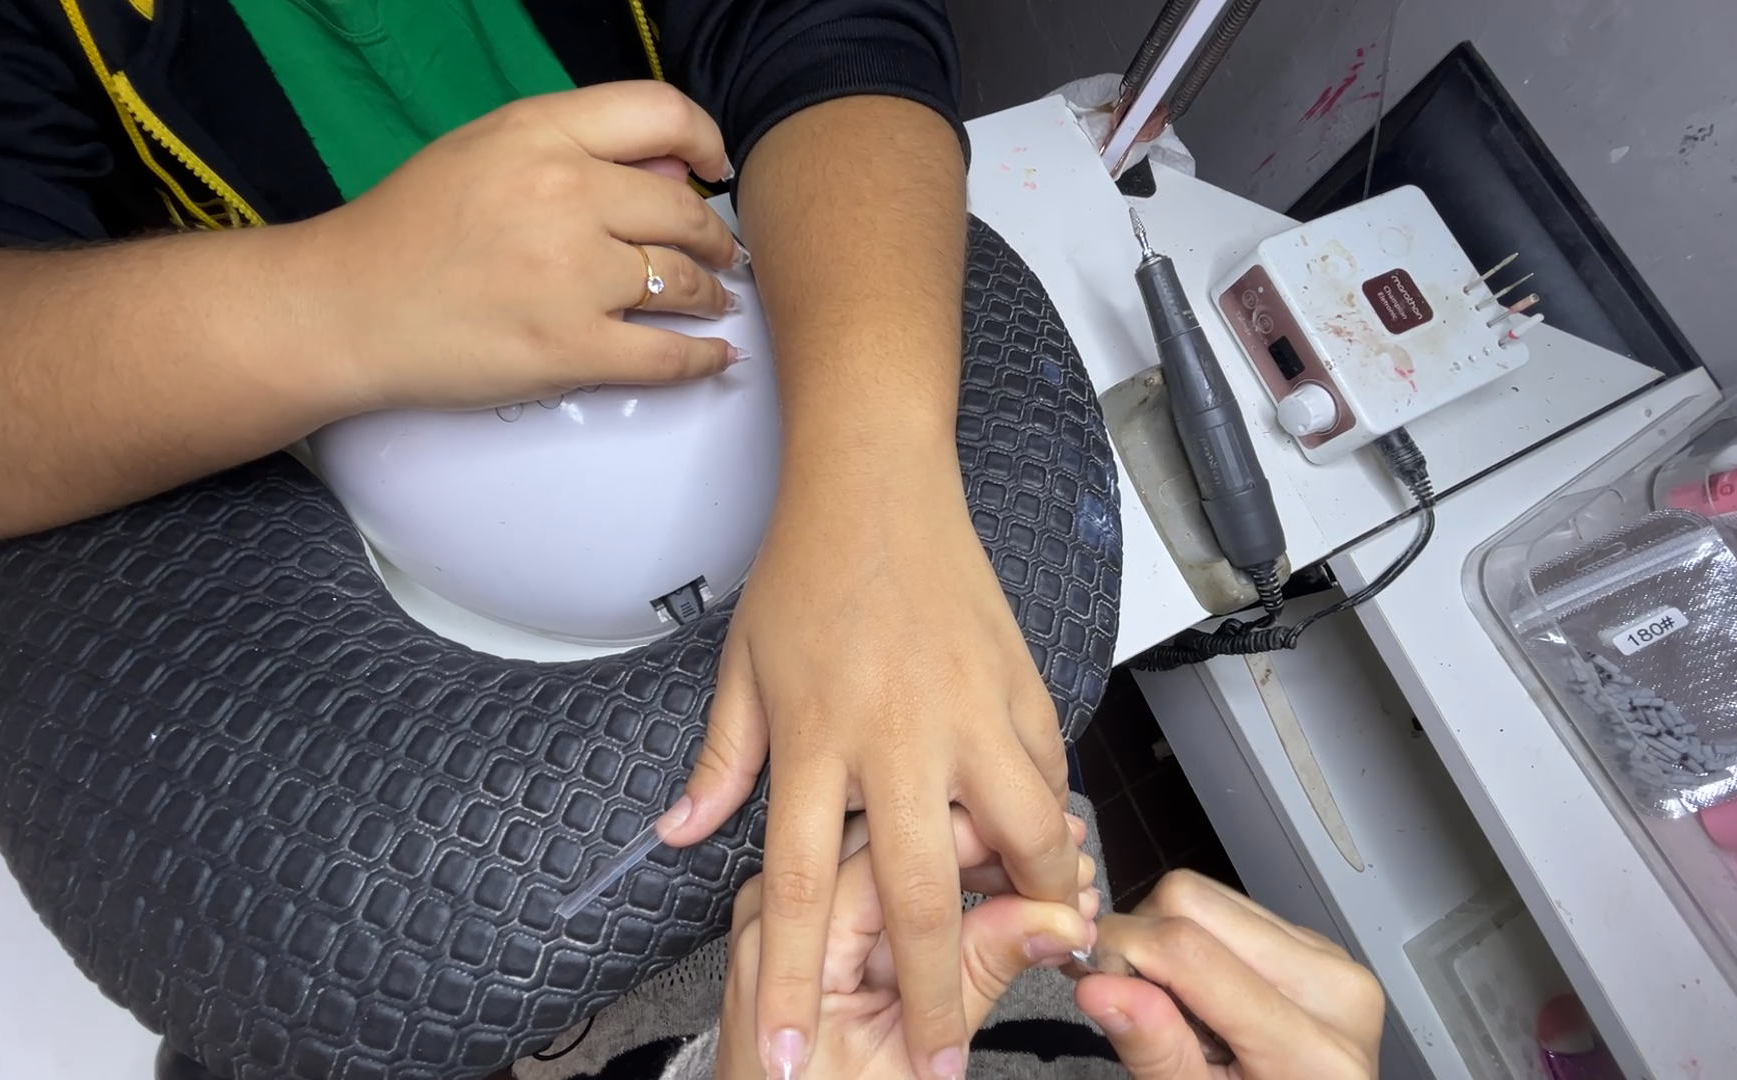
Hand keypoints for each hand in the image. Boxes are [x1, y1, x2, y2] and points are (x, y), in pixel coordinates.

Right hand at [291, 81, 745, 409]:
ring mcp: (572, 277)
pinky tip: (719, 359)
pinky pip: (669, 357)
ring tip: (719, 303)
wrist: (346, 307)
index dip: (706, 139)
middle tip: (727, 258)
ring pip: (685, 284)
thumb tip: (672, 164)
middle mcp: (565, 196)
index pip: (658, 111)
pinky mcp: (572, 348)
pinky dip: (704, 360)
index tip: (717, 172)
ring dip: (715, 296)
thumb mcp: (487, 153)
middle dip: (718, 241)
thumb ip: (577, 149)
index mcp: (539, 134)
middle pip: (685, 213)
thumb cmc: (414, 231)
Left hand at [657, 451, 1081, 1079]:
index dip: (795, 982)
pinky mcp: (1018, 678)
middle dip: (935, 987)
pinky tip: (1044, 825)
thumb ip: (722, 757)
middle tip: (944, 1051)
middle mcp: (898, 734)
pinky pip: (1050, 765)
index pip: (799, 887)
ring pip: (1024, 833)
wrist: (877, 485)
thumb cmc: (809, 566)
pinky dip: (1053, 808)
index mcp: (818, 735)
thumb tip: (682, 830)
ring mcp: (969, 706)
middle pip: (922, 888)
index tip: (799, 1055)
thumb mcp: (744, 663)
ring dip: (1035, 895)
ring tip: (1039, 933)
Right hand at [1076, 872, 1385, 1079]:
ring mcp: (1327, 955)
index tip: (1096, 982)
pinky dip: (1192, 932)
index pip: (1188, 950)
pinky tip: (1203, 986)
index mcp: (1313, 1051)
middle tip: (1138, 997)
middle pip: (1190, 900)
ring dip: (1164, 931)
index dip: (1122, 951)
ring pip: (1202, 890)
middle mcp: (1331, 984)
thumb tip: (1093, 984)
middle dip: (1141, 936)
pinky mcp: (1313, 940)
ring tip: (1177, 999)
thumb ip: (1153, 1050)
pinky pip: (1224, 902)